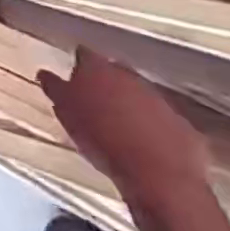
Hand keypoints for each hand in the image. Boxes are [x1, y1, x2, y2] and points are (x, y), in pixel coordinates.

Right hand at [38, 47, 208, 202]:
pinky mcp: (184, 127)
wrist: (156, 176)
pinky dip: (154, 127)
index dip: (78, 62)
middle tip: (93, 99)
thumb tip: (45, 74)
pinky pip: (165, 121)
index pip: (84, 54)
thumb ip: (54, 88)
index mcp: (98, 70)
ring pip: (141, 95)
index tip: (73, 70)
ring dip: (130, 104)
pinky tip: (145, 144)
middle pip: (115, 72)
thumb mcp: (64, 111)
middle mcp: (131, 78)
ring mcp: (161, 102)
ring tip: (117, 125)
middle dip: (105, 82)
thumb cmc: (100, 138)